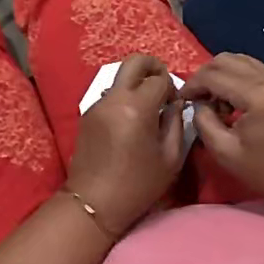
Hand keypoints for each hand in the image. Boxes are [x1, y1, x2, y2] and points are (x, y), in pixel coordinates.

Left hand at [64, 54, 184, 235]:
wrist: (94, 202)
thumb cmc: (138, 184)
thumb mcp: (170, 157)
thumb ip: (176, 123)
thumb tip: (176, 103)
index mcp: (135, 107)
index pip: (159, 79)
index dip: (173, 87)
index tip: (176, 104)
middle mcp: (113, 98)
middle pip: (133, 62)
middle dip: (153, 67)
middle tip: (163, 87)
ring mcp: (96, 104)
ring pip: (119, 78)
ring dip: (136, 84)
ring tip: (148, 109)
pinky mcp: (87, 114)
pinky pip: (109, 94)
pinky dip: (123, 98)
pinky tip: (131, 121)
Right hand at [183, 53, 263, 209]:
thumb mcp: (225, 152)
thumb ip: (204, 121)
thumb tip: (198, 104)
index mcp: (257, 95)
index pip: (212, 76)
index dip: (191, 85)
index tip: (181, 100)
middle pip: (225, 60)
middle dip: (204, 76)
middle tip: (195, 98)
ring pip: (239, 60)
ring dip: (219, 75)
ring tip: (212, 100)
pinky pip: (252, 69)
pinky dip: (235, 77)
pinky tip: (231, 101)